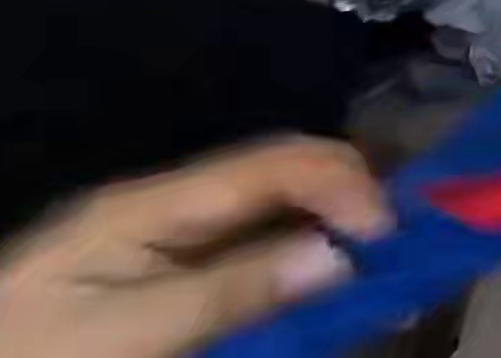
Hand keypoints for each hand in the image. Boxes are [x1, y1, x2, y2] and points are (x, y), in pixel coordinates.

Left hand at [0, 137, 392, 357]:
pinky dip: (299, 250)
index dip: (343, 182)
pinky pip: (254, 241)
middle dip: (348, 193)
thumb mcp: (109, 339)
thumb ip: (225, 291)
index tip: (384, 231)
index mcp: (151, 201)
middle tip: (391, 241)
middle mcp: (171, 201)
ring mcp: (168, 232)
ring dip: (331, 220)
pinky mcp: (167, 267)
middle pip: (285, 170)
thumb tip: (338, 256)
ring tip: (372, 254)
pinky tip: (321, 269)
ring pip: (278, 200)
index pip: (276, 162)